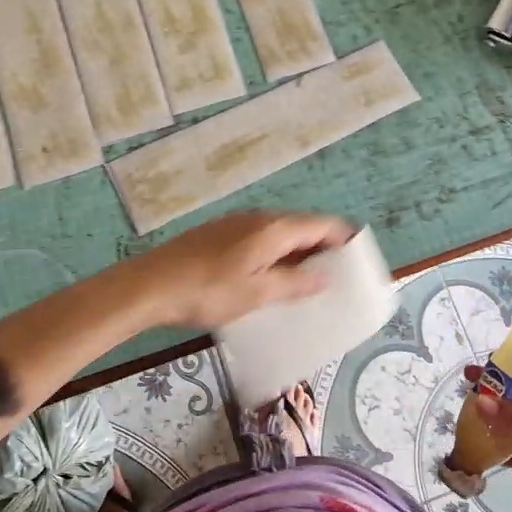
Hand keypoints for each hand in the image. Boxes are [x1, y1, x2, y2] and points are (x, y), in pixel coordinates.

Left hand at [130, 211, 353, 329]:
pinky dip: (276, 254)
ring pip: (280, 233)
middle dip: (322, 248)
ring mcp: (237, 224)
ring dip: (298, 252)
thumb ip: (293, 283)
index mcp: (274, 229)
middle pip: (302, 227)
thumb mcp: (257, 293)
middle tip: (338, 276)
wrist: (151, 285)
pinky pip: (261, 239)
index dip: (344, 238)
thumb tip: (324, 276)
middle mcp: (259, 218)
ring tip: (309, 282)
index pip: (321, 225)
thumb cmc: (208, 291)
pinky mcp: (220, 234)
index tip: (360, 257)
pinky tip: (271, 278)